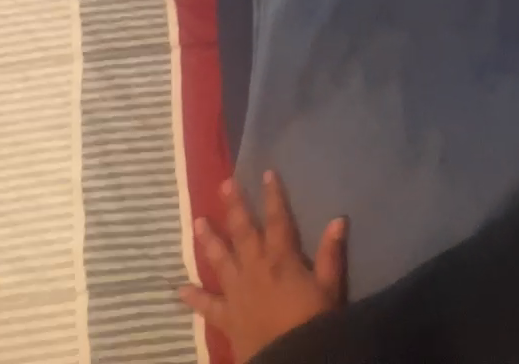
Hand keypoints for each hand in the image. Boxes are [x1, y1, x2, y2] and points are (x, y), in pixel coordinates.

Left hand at [180, 172, 346, 363]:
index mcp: (281, 258)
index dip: (272, 195)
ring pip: (221, 260)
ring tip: (197, 222)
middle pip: (243, 232)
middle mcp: (255, 268)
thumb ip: (330, 253)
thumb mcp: (329, 286)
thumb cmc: (312, 320)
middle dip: (235, 207)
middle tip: (224, 184)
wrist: (289, 360)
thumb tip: (338, 219)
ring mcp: (237, 292)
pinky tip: (180, 289)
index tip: (266, 172)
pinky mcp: (227, 317)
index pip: (277, 219)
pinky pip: (208, 305)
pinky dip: (193, 298)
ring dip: (210, 240)